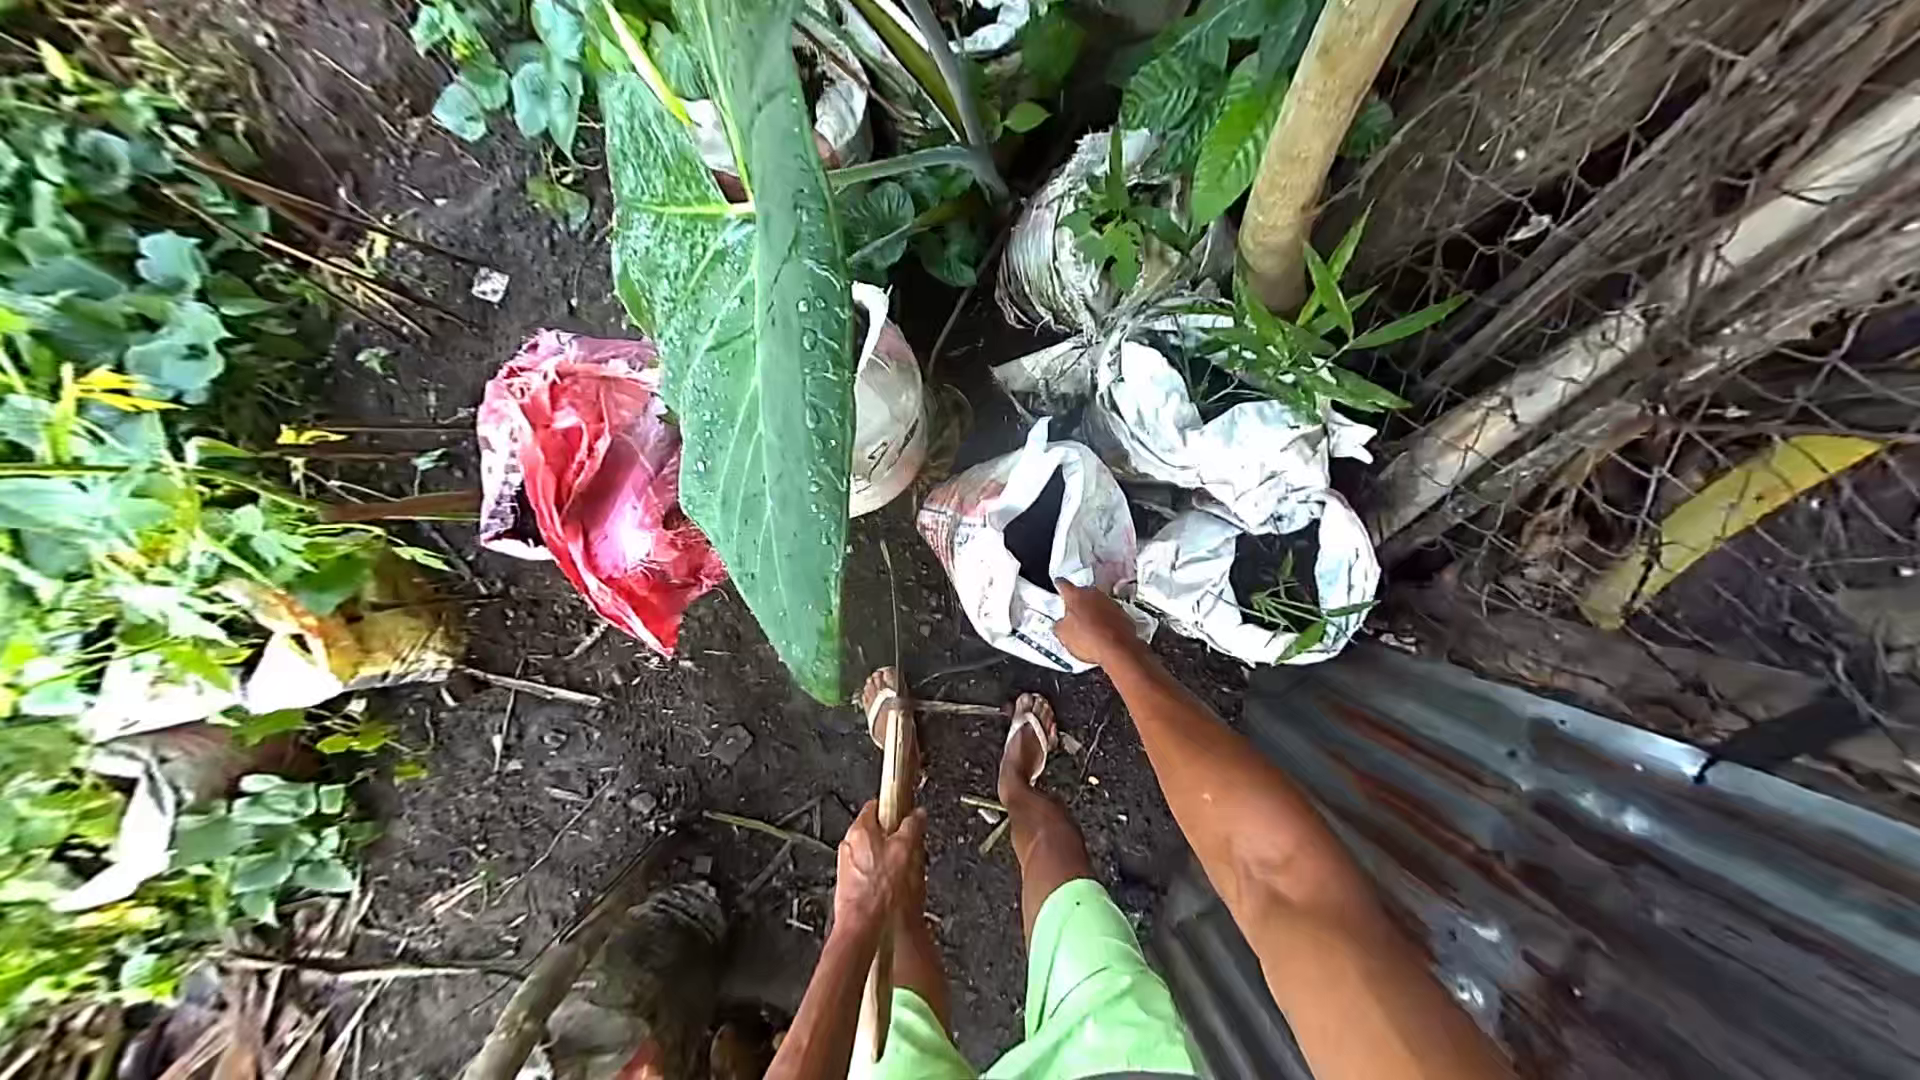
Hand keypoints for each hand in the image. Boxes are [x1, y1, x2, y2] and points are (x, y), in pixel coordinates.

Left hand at [831, 802, 926, 933]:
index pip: (876, 805)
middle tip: (906, 845)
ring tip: (899, 870)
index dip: (893, 807)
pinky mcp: (848, 883)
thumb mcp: (905, 849)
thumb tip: (918, 814)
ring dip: (884, 856)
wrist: (861, 927)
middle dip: (891, 836)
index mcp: (859, 829)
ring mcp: (846, 865)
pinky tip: (888, 886)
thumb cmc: (877, 890)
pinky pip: (866, 870)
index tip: (904, 813)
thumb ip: (912, 826)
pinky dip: (877, 874)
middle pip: (873, 829)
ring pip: (870, 851)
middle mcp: (848, 844)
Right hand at [1054, 579, 1142, 667]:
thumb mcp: (1063, 634)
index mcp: (1075, 595)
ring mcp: (1109, 602)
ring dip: (1092, 612)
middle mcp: (1093, 594)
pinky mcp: (1122, 613)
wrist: (1118, 650)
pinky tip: (1101, 633)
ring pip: (1097, 603)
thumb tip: (1059, 625)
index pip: (1063, 585)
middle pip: (1082, 593)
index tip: (1059, 585)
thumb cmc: (1092, 639)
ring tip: (1088, 629)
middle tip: (1072, 616)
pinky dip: (1105, 620)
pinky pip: (1110, 613)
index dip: (1059, 585)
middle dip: (1077, 603)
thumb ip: (1059, 624)